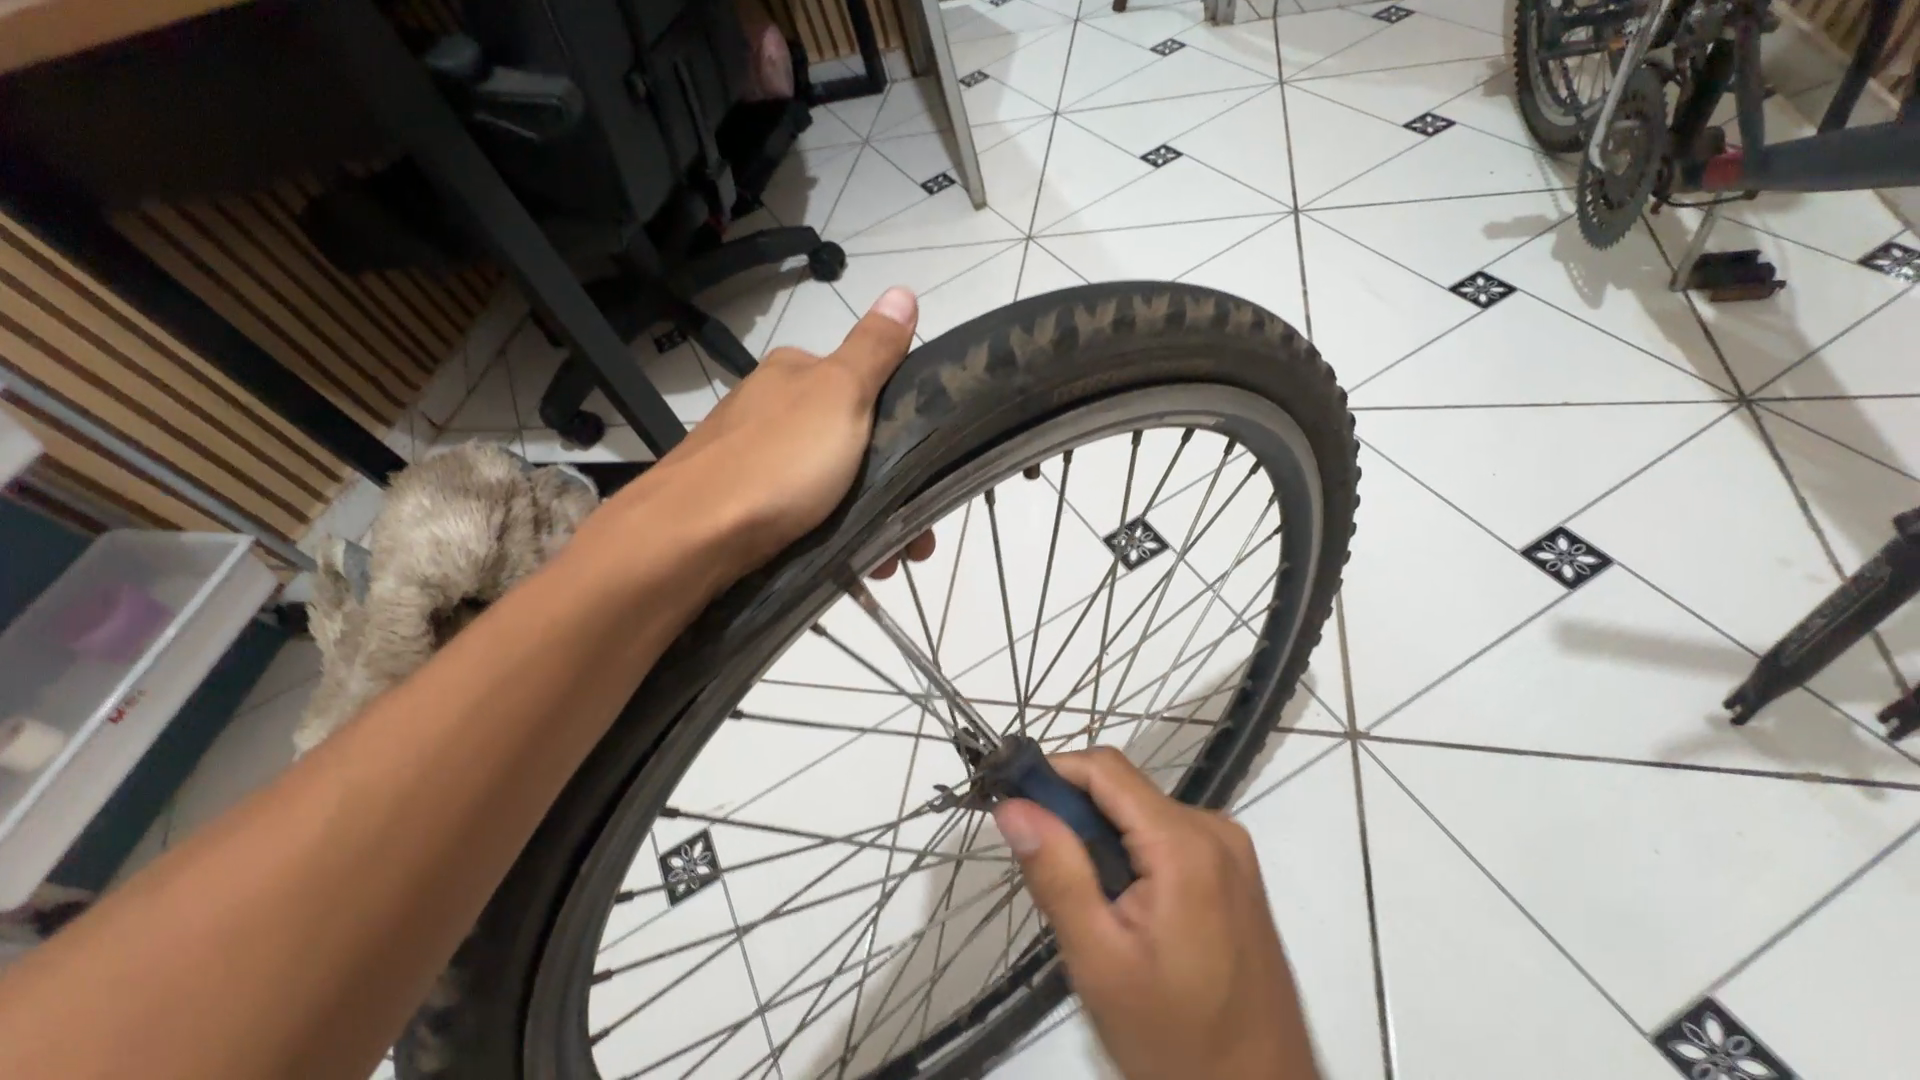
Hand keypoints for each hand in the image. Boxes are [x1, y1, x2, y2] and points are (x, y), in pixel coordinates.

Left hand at [589, 287, 925, 577]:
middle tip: (912, 539)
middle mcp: (770, 409)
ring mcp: (751, 459)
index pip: (865, 387)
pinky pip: (801, 518)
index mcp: (795, 375)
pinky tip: (841, 562)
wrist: (688, 539)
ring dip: (863, 520)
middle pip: (850, 445)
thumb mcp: (840, 396)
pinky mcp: (739, 506)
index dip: (901, 430)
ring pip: (828, 487)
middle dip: (886, 489)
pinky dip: (828, 537)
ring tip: (882, 562)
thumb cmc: (776, 462)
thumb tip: (902, 290)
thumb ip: (874, 351)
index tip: (925, 477)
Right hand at [992, 749, 1320, 1079]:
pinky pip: (1167, 840)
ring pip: (1142, 816)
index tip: (1008, 802)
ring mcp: (1230, 852)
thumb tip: (1012, 807)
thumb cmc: (1175, 1037)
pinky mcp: (1234, 875)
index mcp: (1185, 842)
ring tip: (1088, 910)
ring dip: (1102, 843)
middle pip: (1124, 792)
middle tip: (1046, 879)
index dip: (1051, 773)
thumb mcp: (1099, 959)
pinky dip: (1132, 859)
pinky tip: (1123, 914)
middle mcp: (1215, 829)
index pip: (1105, 768)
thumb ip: (1057, 873)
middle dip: (1074, 818)